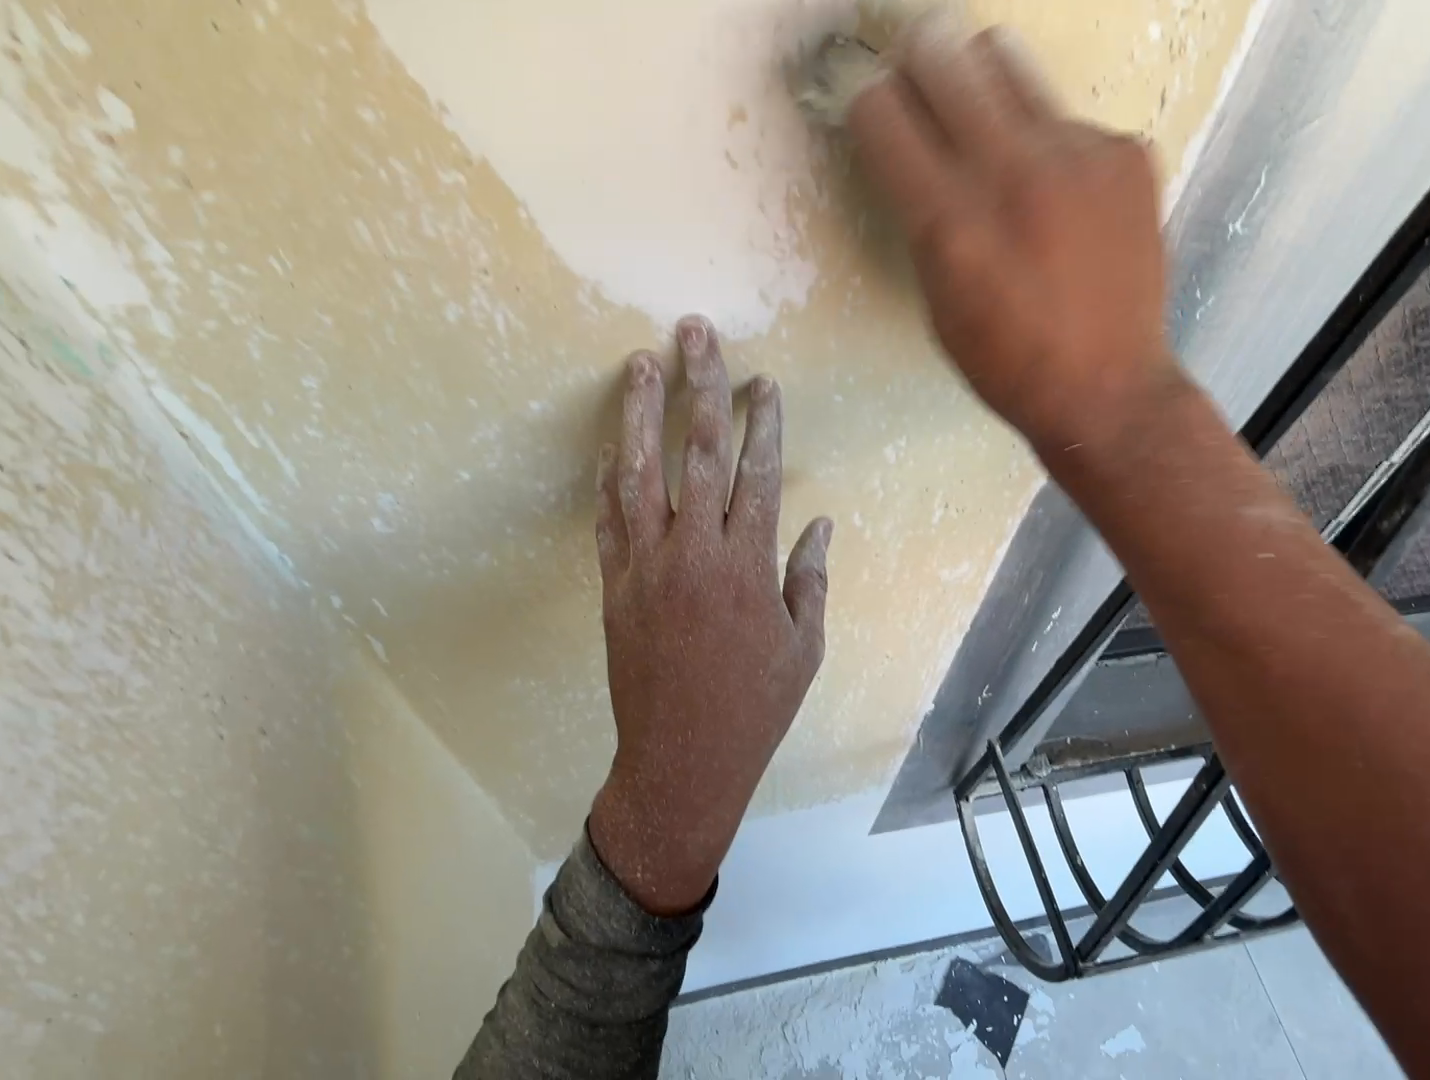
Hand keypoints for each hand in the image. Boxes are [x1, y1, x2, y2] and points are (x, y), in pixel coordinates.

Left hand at [588, 315, 832, 915]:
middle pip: (699, 452)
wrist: (682, 759)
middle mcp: (696, 552)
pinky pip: (609, 520)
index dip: (763, 421)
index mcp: (749, 565)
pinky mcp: (615, 586)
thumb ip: (809, 578)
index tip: (764, 381)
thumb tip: (820, 523)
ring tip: (640, 363)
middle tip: (695, 332)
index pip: (759, 472)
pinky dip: (610, 479)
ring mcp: (647, 566)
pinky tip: (613, 444)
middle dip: (701, 386)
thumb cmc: (756, 705)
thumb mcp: (804, 647)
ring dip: (641, 414)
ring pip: (642, 474)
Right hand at [848, 19, 1176, 452]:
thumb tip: (910, 150)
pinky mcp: (1126, 152)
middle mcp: (1011, 171)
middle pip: (941, 55)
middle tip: (923, 91)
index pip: (881, 110)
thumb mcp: (937, 303)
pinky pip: (1065, 114)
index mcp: (948, 224)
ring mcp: (1077, 153)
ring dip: (983, 87)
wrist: (1108, 388)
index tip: (877, 112)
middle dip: (918, 68)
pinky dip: (1051, 143)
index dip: (870, 105)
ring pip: (1006, 61)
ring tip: (995, 139)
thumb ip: (920, 218)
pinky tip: (1064, 196)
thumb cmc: (1008, 363)